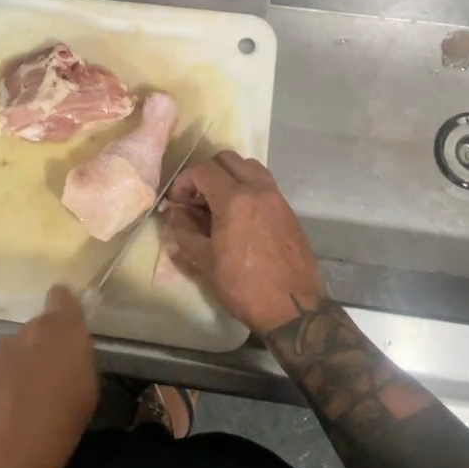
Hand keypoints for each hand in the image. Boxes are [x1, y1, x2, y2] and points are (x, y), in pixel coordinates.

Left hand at [0, 286, 98, 467]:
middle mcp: (30, 331)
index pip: (62, 297)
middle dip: (45, 345)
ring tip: (27, 400)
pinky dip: (3, 380)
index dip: (64, 306)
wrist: (1, 453)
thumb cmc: (58, 427)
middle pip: (39, 327)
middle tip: (51, 378)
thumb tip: (69, 351)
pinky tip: (6, 408)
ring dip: (23, 364)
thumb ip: (79, 361)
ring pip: (17, 348)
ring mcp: (1, 347)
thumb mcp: (86, 394)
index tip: (68, 326)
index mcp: (63, 332)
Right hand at [163, 150, 325, 333]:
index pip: (203, 170)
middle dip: (205, 173)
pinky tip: (238, 217)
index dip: (183, 182)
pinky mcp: (288, 211)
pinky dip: (246, 188)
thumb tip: (175, 216)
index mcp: (235, 200)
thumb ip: (184, 233)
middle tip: (195, 200)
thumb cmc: (244, 287)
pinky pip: (264, 184)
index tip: (176, 203)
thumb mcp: (204, 262)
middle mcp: (258, 190)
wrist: (293, 308)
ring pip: (249, 167)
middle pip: (227, 159)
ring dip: (228, 176)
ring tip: (217, 204)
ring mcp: (277, 198)